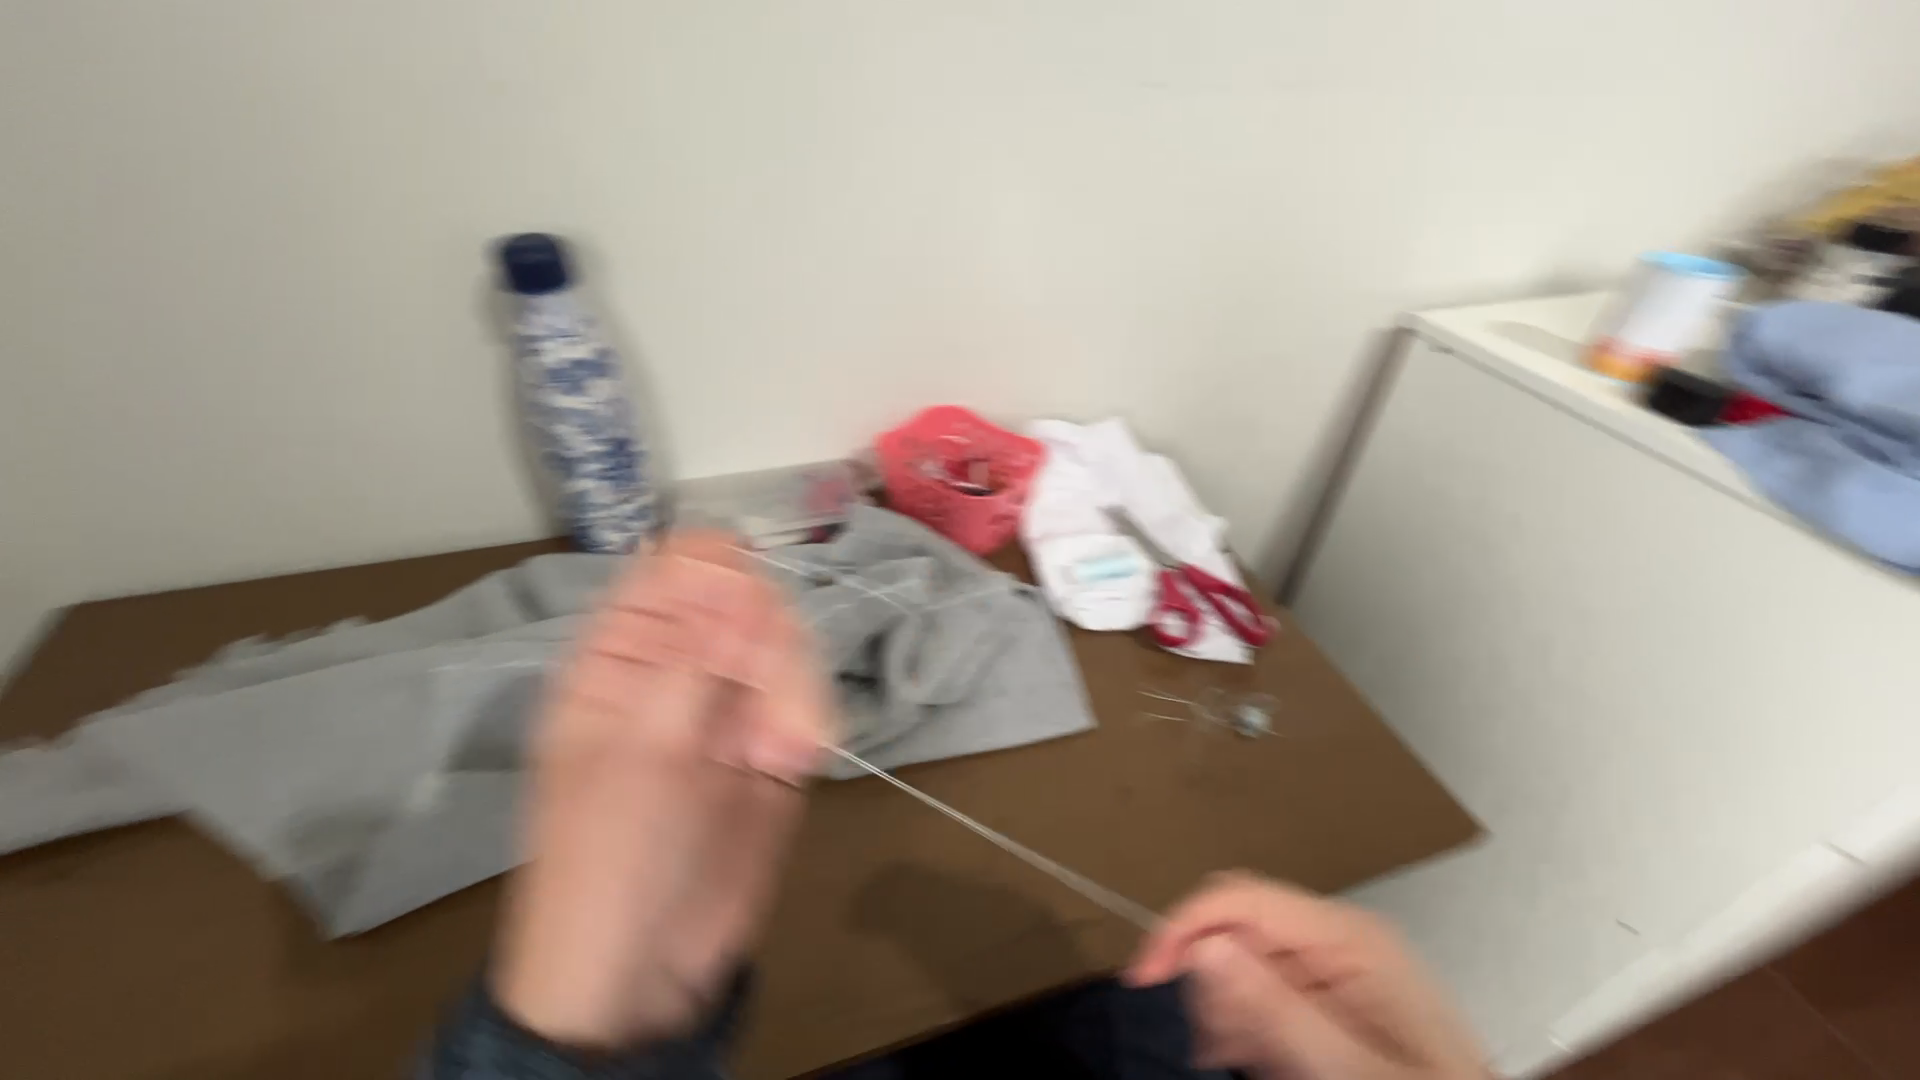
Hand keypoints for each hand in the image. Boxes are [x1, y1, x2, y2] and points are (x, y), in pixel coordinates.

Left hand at [491, 532, 832, 1049]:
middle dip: (765, 641)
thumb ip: (696, 658)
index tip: (750, 591)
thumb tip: (737, 571)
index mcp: (622, 659)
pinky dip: (810, 723)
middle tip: (763, 690)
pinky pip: (808, 703)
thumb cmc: (612, 853)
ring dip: (793, 688)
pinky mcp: (774, 744)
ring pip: (785, 650)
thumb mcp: (642, 749)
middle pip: (743, 605)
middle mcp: (682, 670)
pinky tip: (792, 759)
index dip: (712, 568)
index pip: (669, 575)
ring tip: (776, 745)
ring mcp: (732, 708)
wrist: (643, 971)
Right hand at [1126, 872, 1484, 1079]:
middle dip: (1207, 975)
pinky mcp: (1333, 990)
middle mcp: (1338, 936)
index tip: (1147, 976)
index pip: (1242, 897)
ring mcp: (1336, 962)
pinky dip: (1244, 1019)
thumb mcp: (1356, 1073)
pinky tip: (1253, 1057)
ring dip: (1224, 1006)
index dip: (1185, 925)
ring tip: (1239, 1060)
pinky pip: (1265, 984)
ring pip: (1243, 955)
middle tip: (1210, 1045)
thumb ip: (1279, 1010)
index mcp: (1349, 938)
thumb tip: (1203, 945)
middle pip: (1238, 923)